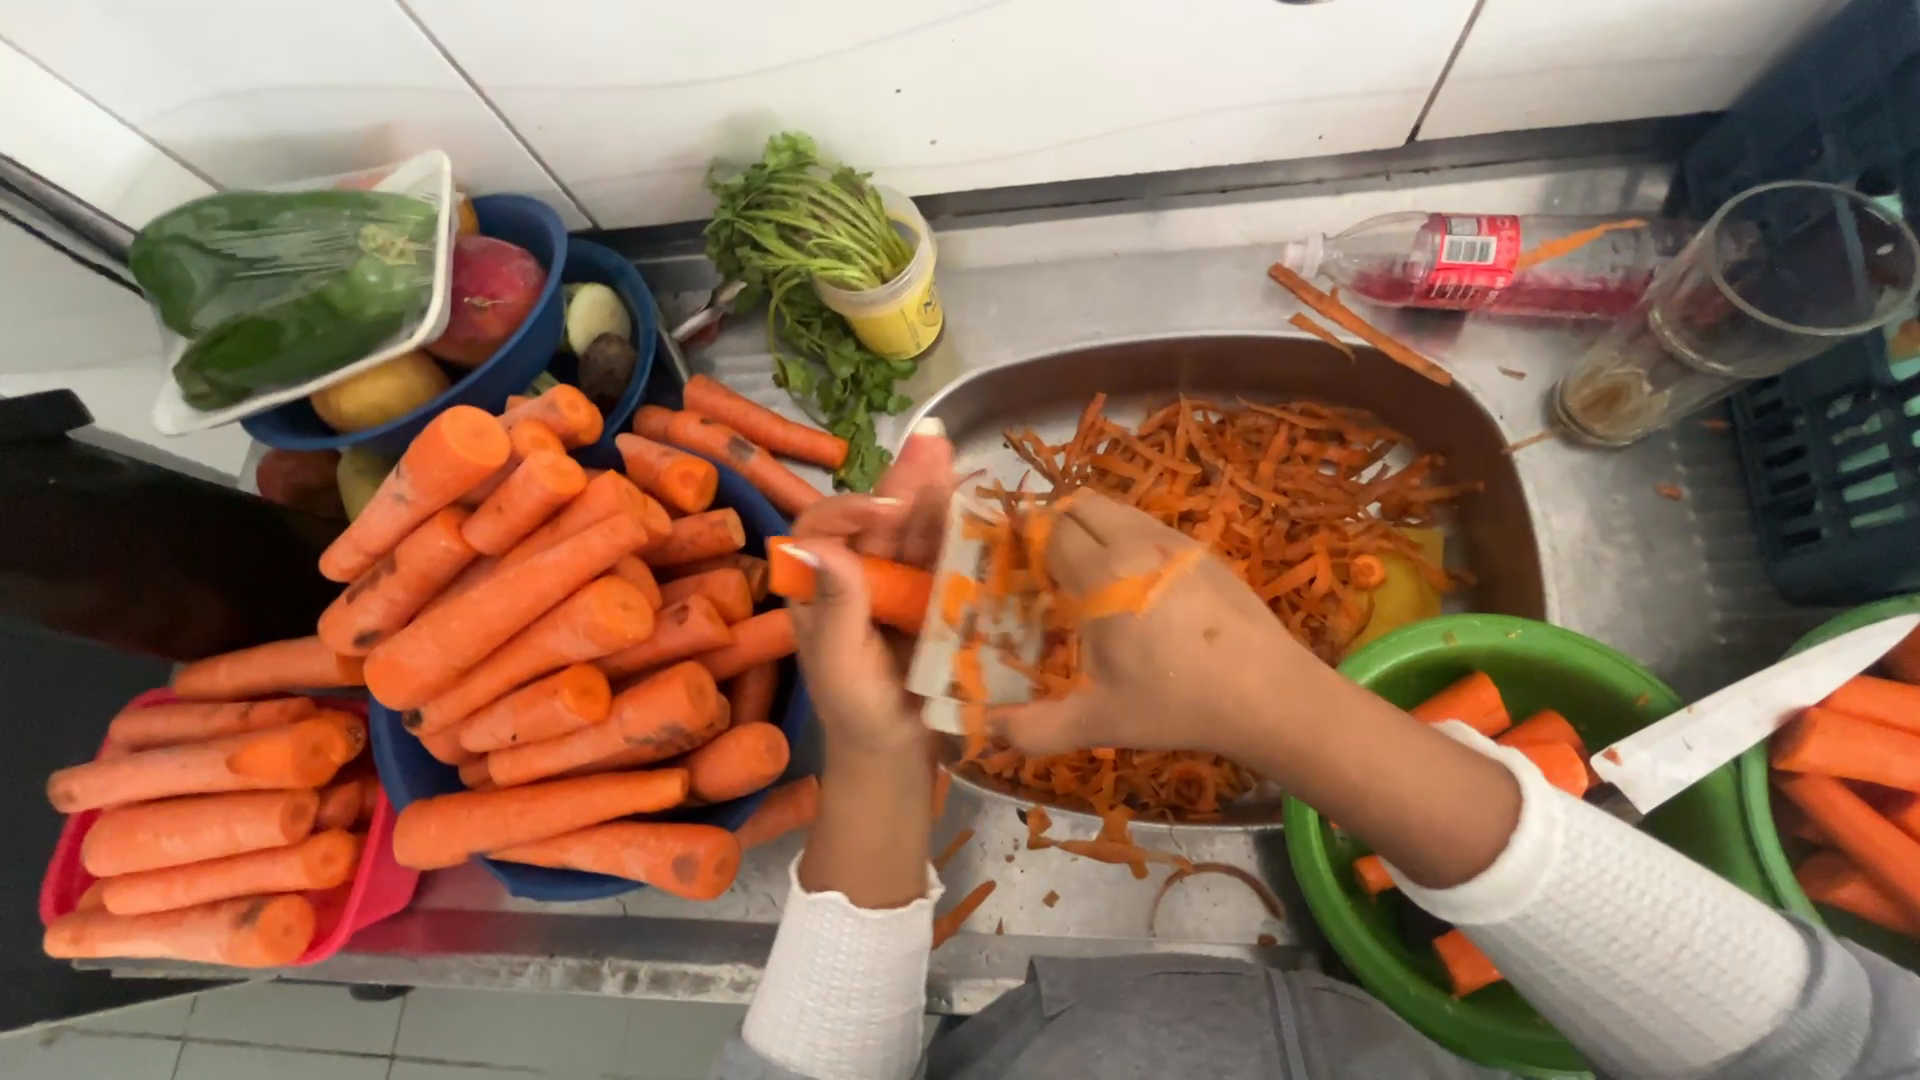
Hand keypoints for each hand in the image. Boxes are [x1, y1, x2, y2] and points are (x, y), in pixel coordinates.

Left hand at [788, 424, 953, 757]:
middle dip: (904, 481)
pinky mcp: (931, 592)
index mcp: (818, 585)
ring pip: (913, 528)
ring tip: (954, 455)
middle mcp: (856, 573)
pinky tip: (976, 496)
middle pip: (877, 518)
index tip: (886, 508)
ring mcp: (896, 581)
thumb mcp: (840, 665)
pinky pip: (943, 554)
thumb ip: (835, 606)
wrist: (900, 751)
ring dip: (934, 492)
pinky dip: (959, 525)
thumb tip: (819, 543)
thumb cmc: (859, 714)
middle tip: (933, 442)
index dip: (850, 510)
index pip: (822, 530)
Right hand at [990, 492, 1328, 762]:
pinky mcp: (1202, 550)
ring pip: (1116, 509)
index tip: (1018, 568)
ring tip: (1088, 573)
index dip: (1027, 543)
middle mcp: (1135, 542)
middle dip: (1055, 524)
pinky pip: (1148, 525)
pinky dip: (1126, 537)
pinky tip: (1135, 585)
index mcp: (1102, 574)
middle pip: (1079, 503)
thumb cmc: (1175, 703)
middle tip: (1047, 567)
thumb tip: (986, 731)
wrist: (1267, 692)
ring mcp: (1174, 541)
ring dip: (1092, 527)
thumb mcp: (1098, 722)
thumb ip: (1033, 728)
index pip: (1050, 529)